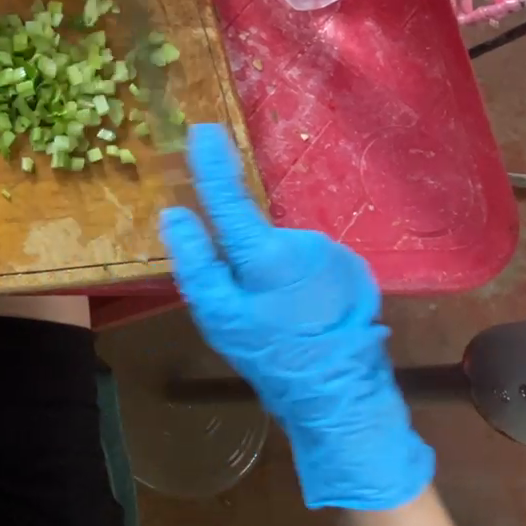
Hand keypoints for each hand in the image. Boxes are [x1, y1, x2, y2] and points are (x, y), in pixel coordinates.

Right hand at [158, 124, 432, 511]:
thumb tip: (175, 214)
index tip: (203, 130)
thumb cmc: (270, 355)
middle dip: (240, 251)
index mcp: (266, 254)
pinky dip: (293, 276)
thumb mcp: (218, 316)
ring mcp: (333, 255)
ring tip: (274, 311)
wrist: (340, 395)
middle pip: (253, 232)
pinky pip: (303, 260)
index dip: (212, 164)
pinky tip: (298, 310)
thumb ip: (195, 262)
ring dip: (268, 267)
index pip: (229, 199)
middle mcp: (303, 242)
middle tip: (241, 297)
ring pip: (278, 247)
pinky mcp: (350, 269)